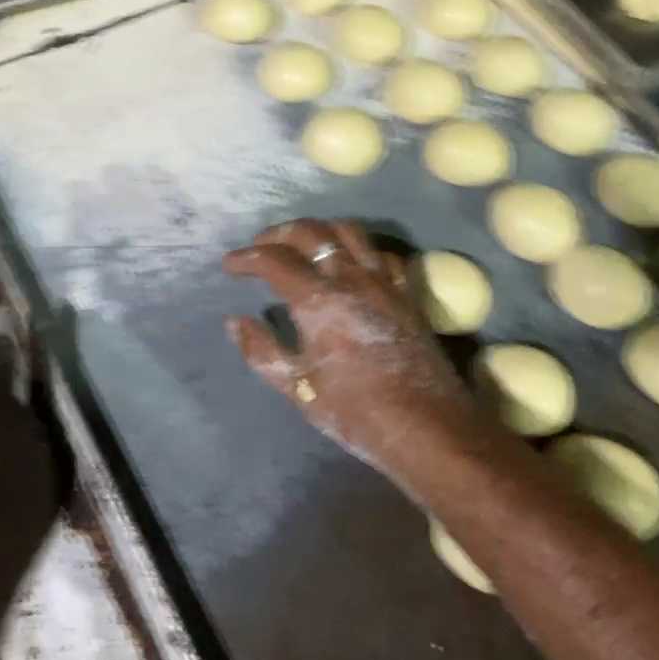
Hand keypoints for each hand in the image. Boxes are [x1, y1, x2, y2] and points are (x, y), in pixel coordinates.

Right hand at [223, 219, 478, 480]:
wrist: (429, 429)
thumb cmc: (355, 412)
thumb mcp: (297, 387)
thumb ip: (261, 350)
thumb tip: (235, 321)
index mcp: (318, 301)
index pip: (273, 260)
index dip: (246, 258)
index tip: (229, 266)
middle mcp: (350, 280)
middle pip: (311, 232)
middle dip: (278, 233)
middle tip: (259, 248)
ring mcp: (383, 284)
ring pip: (349, 232)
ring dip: (319, 230)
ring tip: (302, 245)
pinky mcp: (406, 295)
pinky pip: (382, 255)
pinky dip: (359, 250)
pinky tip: (350, 265)